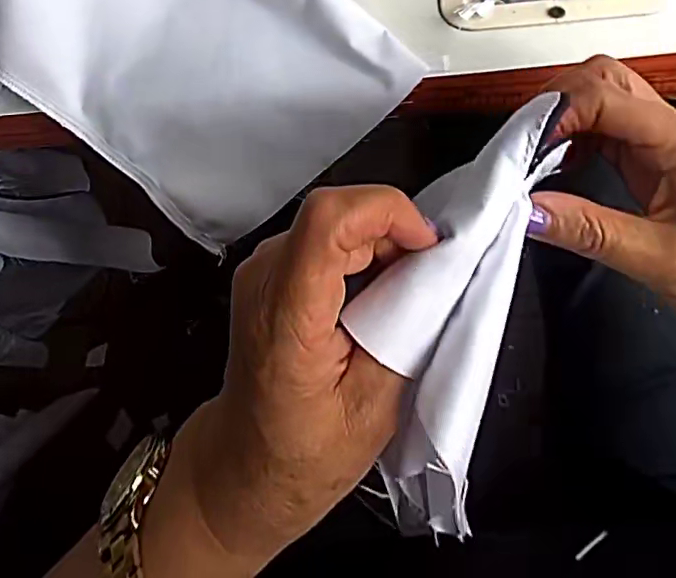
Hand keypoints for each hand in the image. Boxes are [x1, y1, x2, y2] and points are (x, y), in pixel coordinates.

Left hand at [141, 186, 436, 576]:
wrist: (241, 467)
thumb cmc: (298, 455)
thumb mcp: (374, 407)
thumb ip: (407, 332)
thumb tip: (433, 273)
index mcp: (286, 319)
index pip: (328, 221)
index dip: (387, 212)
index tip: (425, 243)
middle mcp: (265, 279)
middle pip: (339, 210)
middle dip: (395, 229)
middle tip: (424, 275)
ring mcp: (264, 267)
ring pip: (338, 214)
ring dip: (383, 239)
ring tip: (401, 292)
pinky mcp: (273, 266)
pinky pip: (328, 231)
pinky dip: (366, 247)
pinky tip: (377, 290)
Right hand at [529, 56, 675, 385]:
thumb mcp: (668, 266)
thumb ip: (592, 232)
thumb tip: (531, 209)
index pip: (608, 97)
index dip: (558, 110)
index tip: (522, 145)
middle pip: (608, 82)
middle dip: (559, 99)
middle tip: (524, 140)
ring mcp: (669, 156)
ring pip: (606, 109)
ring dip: (565, 122)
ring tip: (533, 157)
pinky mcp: (661, 177)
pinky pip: (609, 142)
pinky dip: (577, 147)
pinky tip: (560, 171)